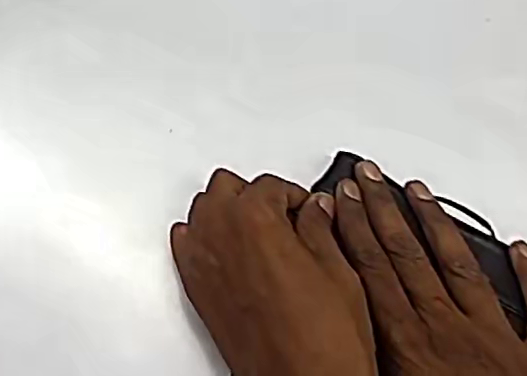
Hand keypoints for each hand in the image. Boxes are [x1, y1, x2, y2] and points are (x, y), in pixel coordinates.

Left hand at [172, 171, 374, 375]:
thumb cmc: (322, 343)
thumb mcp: (339, 274)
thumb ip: (321, 229)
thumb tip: (317, 208)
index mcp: (254, 214)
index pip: (270, 184)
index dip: (294, 196)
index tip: (306, 209)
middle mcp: (220, 224)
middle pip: (229, 186)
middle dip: (256, 198)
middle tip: (282, 220)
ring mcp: (201, 250)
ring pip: (206, 207)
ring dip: (228, 213)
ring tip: (258, 236)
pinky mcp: (191, 276)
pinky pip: (187, 237)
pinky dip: (204, 236)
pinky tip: (228, 252)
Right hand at [334, 161, 526, 375]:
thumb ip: (372, 357)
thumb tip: (341, 337)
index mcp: (413, 348)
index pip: (372, 267)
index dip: (353, 224)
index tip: (341, 195)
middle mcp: (453, 333)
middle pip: (408, 255)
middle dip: (384, 208)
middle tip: (369, 175)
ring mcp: (503, 344)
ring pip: (461, 267)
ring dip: (436, 224)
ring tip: (420, 191)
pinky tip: (520, 249)